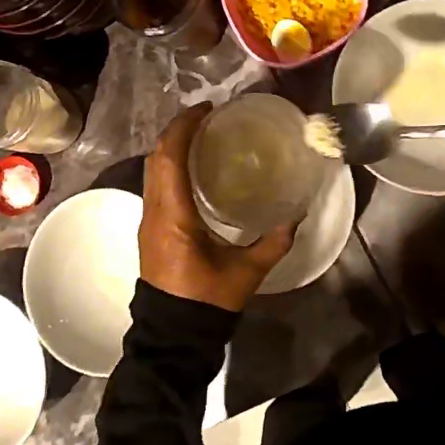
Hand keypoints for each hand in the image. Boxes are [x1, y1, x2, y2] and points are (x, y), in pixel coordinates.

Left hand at [139, 104, 295, 311]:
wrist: (173, 334)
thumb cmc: (208, 299)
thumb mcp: (247, 271)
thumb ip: (273, 242)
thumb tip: (296, 216)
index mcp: (173, 216)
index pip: (169, 158)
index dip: (183, 128)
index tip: (206, 110)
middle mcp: (154, 212)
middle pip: (156, 158)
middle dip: (177, 131)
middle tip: (207, 118)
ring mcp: (148, 221)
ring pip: (152, 171)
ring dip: (172, 148)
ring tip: (202, 137)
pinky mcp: (150, 230)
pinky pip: (155, 185)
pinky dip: (170, 167)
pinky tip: (194, 169)